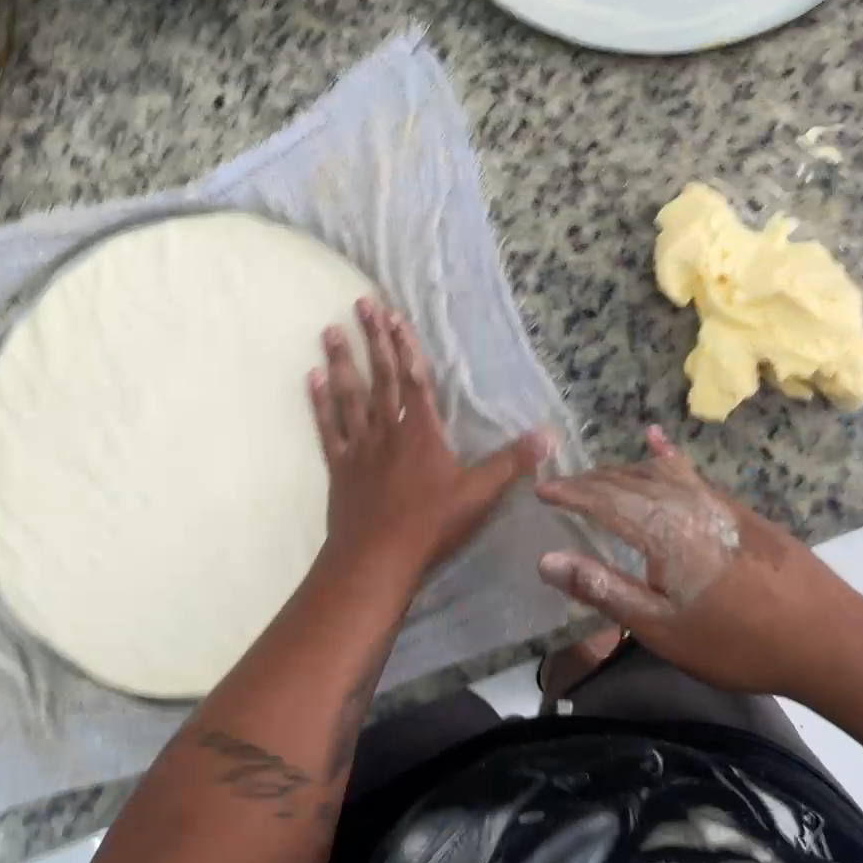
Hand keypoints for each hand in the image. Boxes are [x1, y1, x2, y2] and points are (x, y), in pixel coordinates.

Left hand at [310, 299, 551, 574]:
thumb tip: (550, 435)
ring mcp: (359, 447)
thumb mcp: (479, 495)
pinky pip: (328, 428)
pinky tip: (312, 378)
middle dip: (373, 339)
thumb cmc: (431, 526)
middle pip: (381, 376)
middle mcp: (388, 431)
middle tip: (361, 303)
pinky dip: (319, 403)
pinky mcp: (339, 467)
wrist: (376, 559)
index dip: (405, 346)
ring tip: (330, 331)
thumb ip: (512, 463)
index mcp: (422, 433)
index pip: (414, 379)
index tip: (393, 315)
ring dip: (342, 362)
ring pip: (349, 396)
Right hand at [533, 427, 862, 695]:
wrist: (830, 638)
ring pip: (653, 472)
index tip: (539, 490)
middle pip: (624, 479)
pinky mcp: (735, 508)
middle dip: (587, 480)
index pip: (600, 499)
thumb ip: (602, 589)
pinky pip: (687, 471)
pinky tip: (655, 439)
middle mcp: (682, 502)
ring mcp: (713, 500)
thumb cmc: (737, 641)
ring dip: (618, 470)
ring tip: (593, 475)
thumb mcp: (661, 628)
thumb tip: (545, 560)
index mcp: (659, 530)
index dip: (567, 493)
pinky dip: (663, 455)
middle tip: (559, 487)